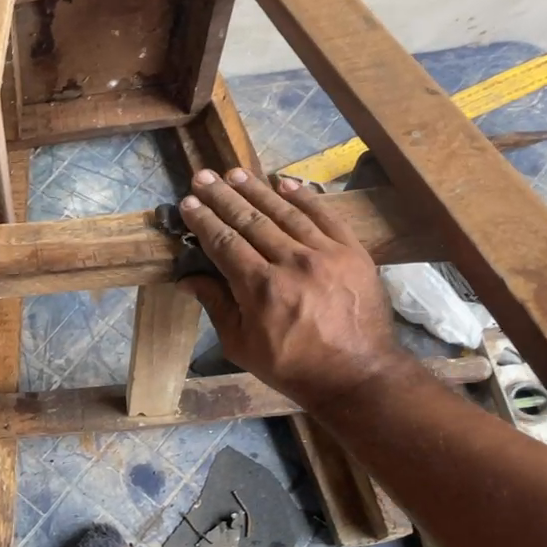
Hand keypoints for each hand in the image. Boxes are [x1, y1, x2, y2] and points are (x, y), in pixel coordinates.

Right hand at [178, 168, 416, 407]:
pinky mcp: (352, 252)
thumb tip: (188, 279)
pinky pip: (324, 215)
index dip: (204, 221)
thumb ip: (217, 306)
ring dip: (256, 190)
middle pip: (250, 221)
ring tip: (234, 173)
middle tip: (203, 176)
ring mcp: (326, 254)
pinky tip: (283, 181)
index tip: (189, 203)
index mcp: (261, 288)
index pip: (225, 243)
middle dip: (223, 197)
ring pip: (285, 212)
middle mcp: (292, 263)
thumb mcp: (241, 345)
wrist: (357, 374)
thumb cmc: (291, 365)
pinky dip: (303, 196)